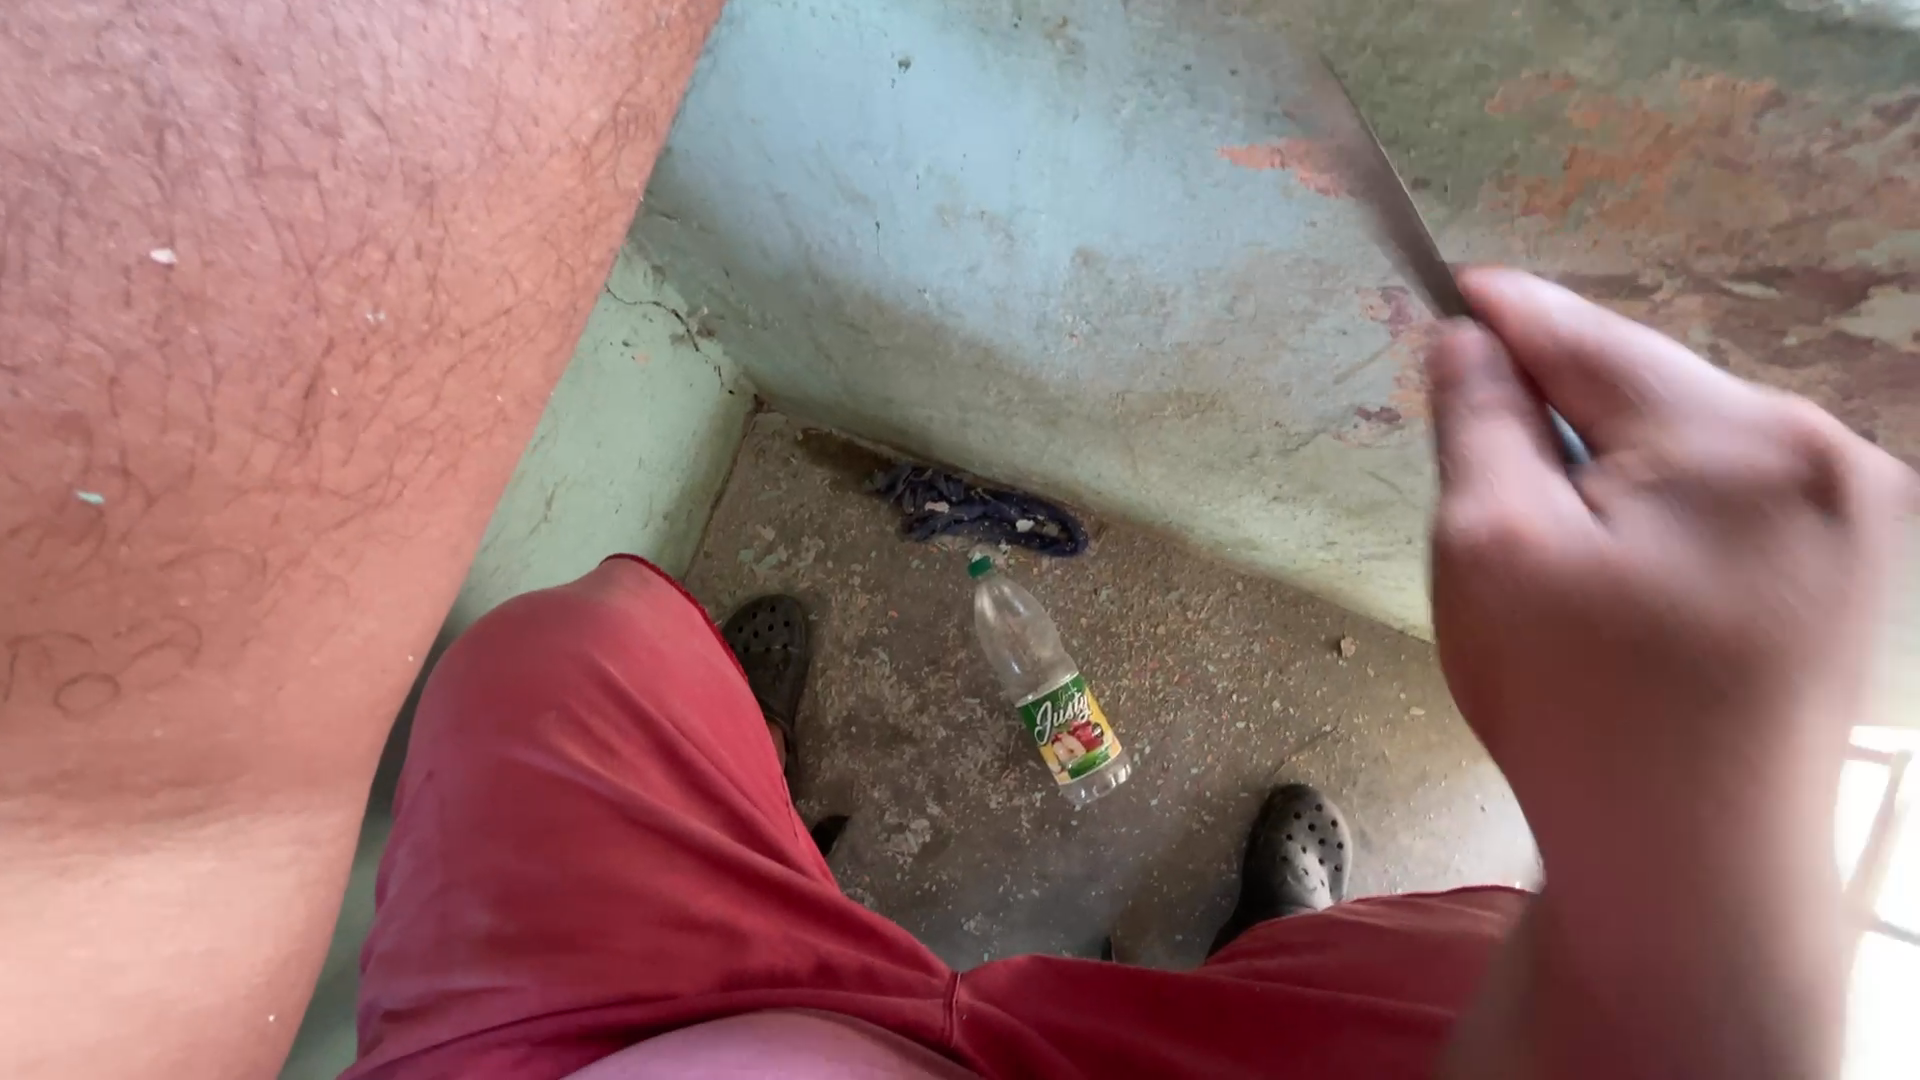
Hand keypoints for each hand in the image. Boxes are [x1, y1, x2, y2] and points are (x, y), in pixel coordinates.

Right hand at [1427, 268, 1915, 1078]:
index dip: (1509, 311)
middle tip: (1466, 429)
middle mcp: (1822, 456)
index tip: (1451, 287)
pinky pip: (1709, 491)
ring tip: (1526, 508)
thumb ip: (1479, 423)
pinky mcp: (1836, 569)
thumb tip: (1468, 339)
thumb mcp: (1489, 539)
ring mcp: (1850, 516)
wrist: (1679, 846)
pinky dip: (1635, 493)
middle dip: (1547, 397)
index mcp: (1738, 438)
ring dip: (1589, 450)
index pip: (1592, 340)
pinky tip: (1596, 548)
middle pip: (1641, 388)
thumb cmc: (1563, 686)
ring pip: (1674, 440)